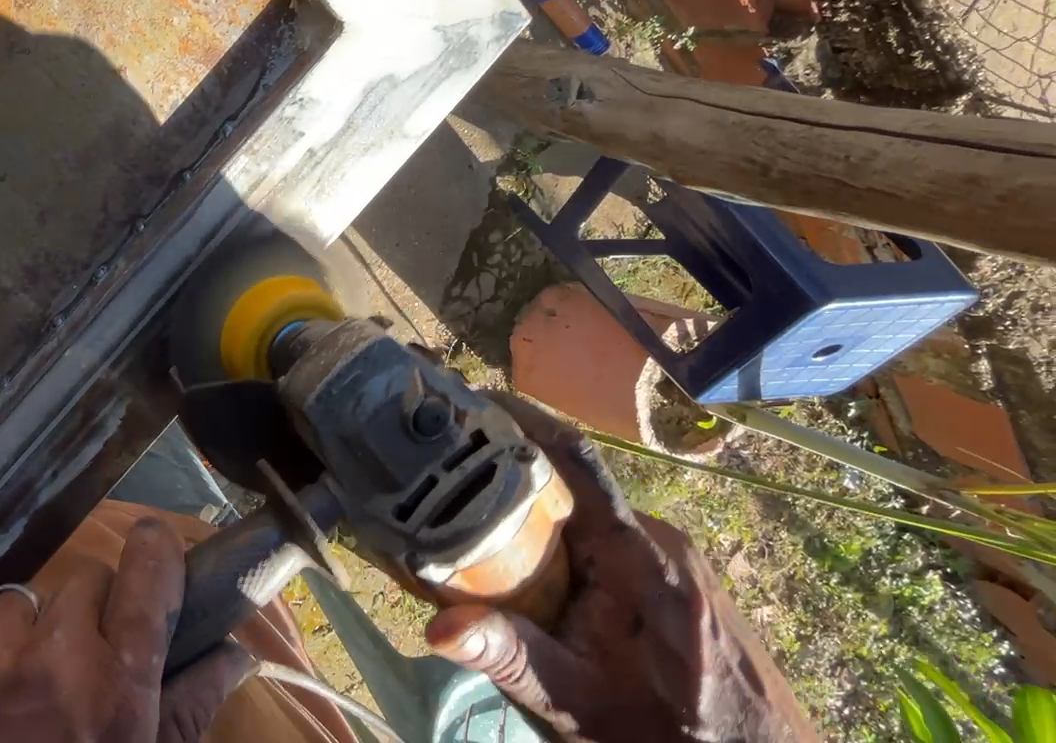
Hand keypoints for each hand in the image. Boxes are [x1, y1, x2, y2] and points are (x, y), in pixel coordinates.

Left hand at [0, 516, 253, 742]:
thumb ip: (185, 710)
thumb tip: (232, 653)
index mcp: (112, 691)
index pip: (147, 574)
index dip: (155, 554)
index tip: (154, 552)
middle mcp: (49, 657)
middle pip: (83, 581)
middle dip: (86, 613)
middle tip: (77, 668)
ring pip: (21, 602)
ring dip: (25, 637)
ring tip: (15, 699)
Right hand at [425, 393, 817, 742]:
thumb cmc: (672, 737)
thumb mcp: (583, 708)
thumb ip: (513, 659)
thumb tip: (435, 628)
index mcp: (644, 558)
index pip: (577, 460)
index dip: (522, 419)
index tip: (467, 398)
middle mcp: (658, 537)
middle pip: (567, 483)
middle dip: (500, 467)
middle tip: (434, 466)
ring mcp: (667, 552)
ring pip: (579, 508)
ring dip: (522, 501)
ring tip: (457, 503)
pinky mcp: (668, 570)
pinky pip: (596, 530)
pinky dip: (549, 529)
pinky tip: (512, 552)